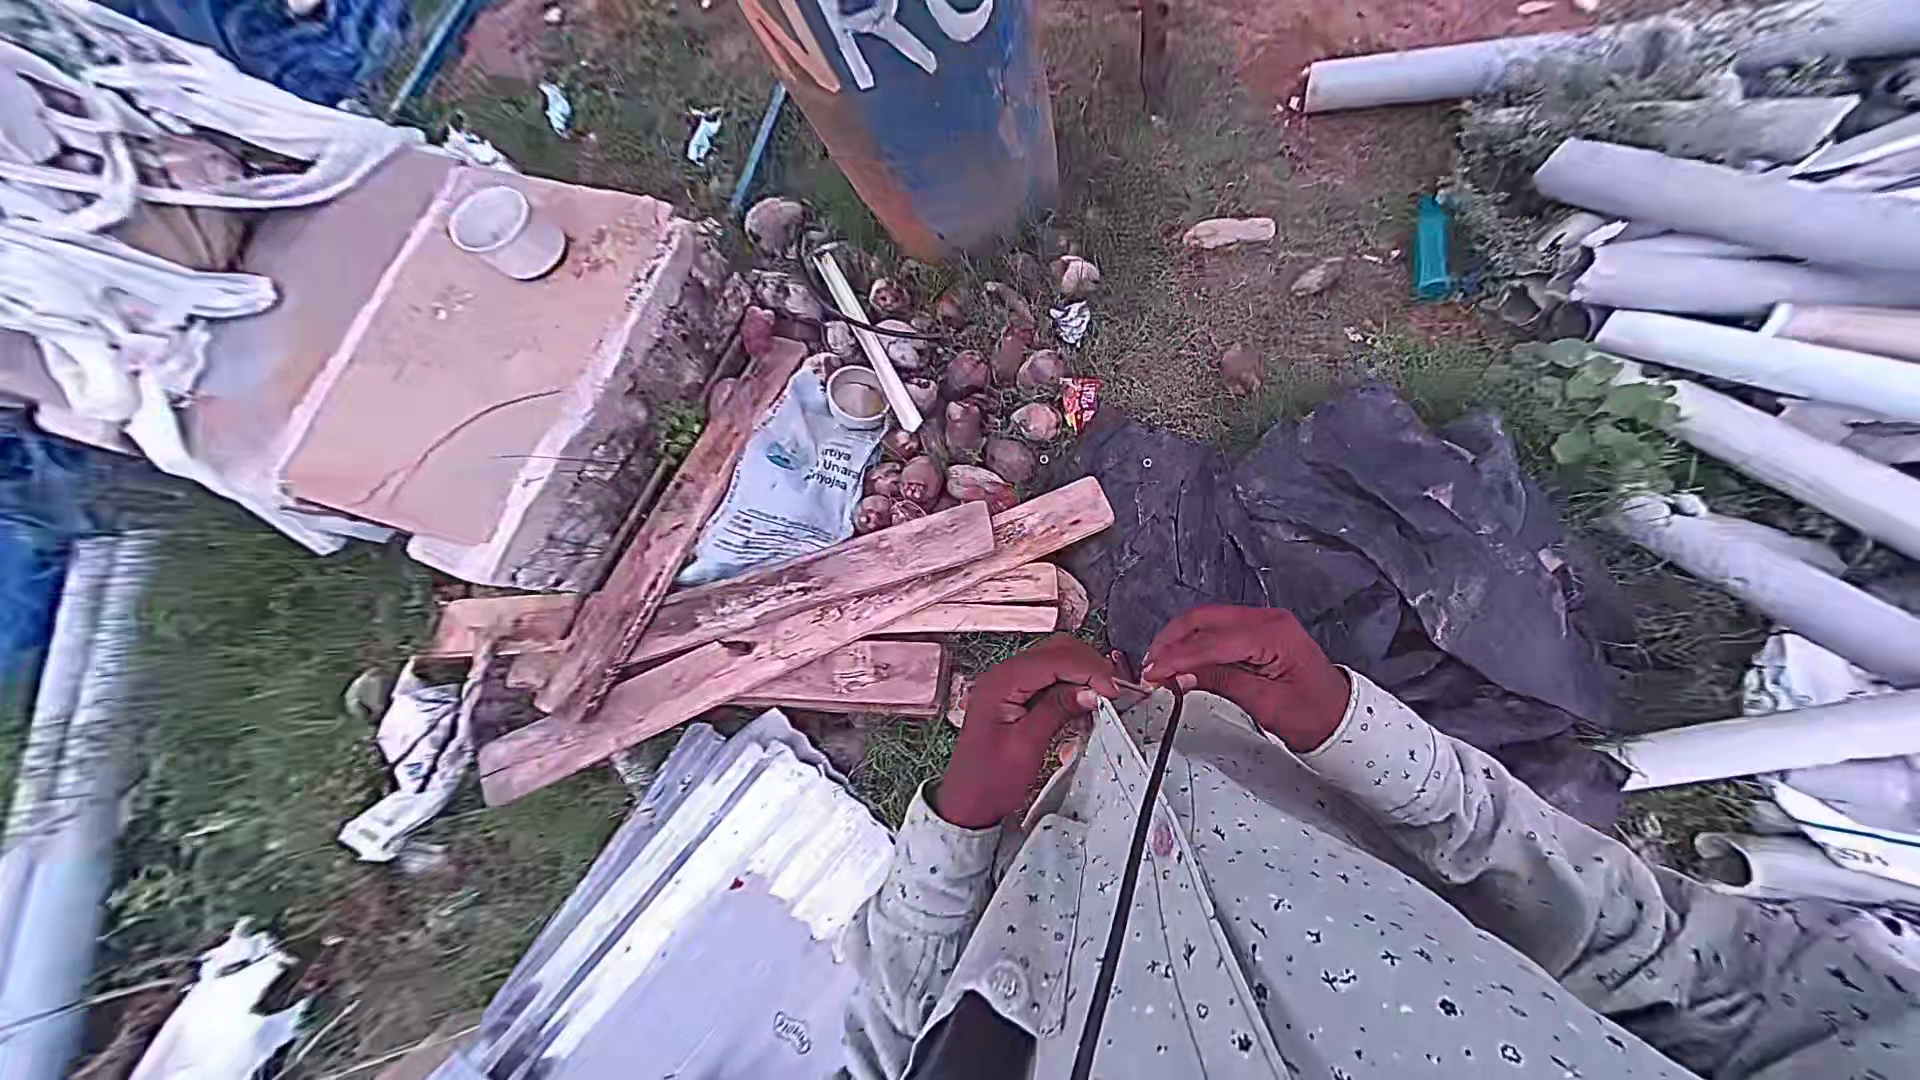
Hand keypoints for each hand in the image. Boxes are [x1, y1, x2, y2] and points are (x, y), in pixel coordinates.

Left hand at [936, 635, 1120, 828]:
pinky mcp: (1017, 694)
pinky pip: (1049, 677)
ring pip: (1055, 660)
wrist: (968, 800)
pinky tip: (1083, 701)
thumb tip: (1088, 691)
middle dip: (1088, 666)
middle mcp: (1003, 675)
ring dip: (1082, 673)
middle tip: (1111, 692)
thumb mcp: (1026, 746)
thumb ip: (1056, 711)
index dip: (1088, 669)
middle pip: (1055, 651)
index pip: (1053, 659)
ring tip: (1101, 697)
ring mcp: (1009, 683)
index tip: (1111, 689)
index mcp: (1001, 682)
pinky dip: (1071, 684)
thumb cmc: (988, 779)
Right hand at [1140, 606, 1349, 752]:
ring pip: (1204, 621)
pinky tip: (1179, 659)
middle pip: (1202, 619)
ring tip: (1160, 664)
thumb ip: (1218, 680)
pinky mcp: (1255, 631)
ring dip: (1177, 640)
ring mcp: (1261, 622)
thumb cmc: (1314, 714)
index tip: (1154, 672)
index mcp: (1274, 634)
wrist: (1341, 719)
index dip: (1176, 656)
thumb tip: (1179, 674)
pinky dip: (1192, 642)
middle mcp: (1267, 619)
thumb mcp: (1263, 702)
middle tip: (1151, 666)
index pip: (1211, 641)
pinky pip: (1214, 629)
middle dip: (1170, 641)